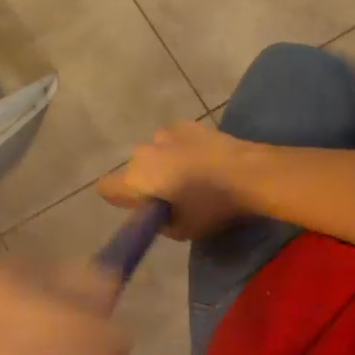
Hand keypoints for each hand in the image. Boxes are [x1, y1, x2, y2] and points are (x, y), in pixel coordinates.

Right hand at [98, 122, 251, 239]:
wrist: (247, 173)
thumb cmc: (211, 206)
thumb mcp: (182, 230)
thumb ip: (159, 222)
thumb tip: (157, 212)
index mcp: (137, 179)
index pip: (107, 188)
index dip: (120, 198)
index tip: (140, 207)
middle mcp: (144, 152)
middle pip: (134, 170)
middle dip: (146, 181)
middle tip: (171, 196)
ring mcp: (166, 134)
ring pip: (155, 152)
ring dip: (164, 162)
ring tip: (190, 175)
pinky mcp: (187, 124)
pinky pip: (174, 139)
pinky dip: (181, 148)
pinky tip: (202, 158)